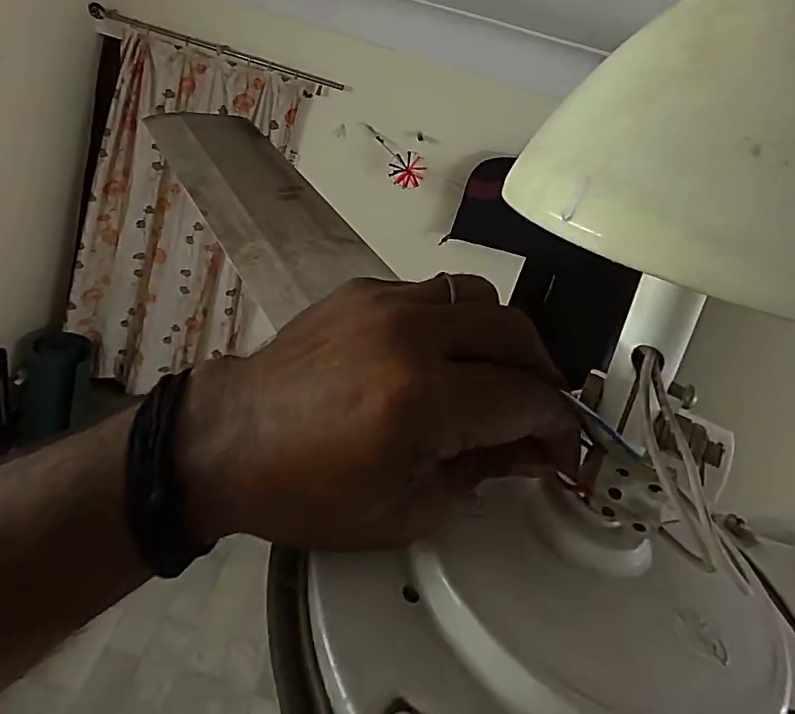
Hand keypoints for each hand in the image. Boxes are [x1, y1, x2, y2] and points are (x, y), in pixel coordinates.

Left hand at [176, 275, 579, 549]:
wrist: (228, 439)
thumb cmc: (309, 491)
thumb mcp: (405, 508)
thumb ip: (481, 471)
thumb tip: (533, 450)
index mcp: (420, 398)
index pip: (523, 397)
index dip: (558, 426)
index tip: (566, 446)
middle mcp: (410, 334)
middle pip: (514, 331)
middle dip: (542, 372)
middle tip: (539, 408)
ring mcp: (385, 301)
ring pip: (479, 297)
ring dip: (502, 337)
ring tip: (495, 374)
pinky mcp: (364, 287)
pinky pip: (434, 292)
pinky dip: (455, 320)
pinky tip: (439, 353)